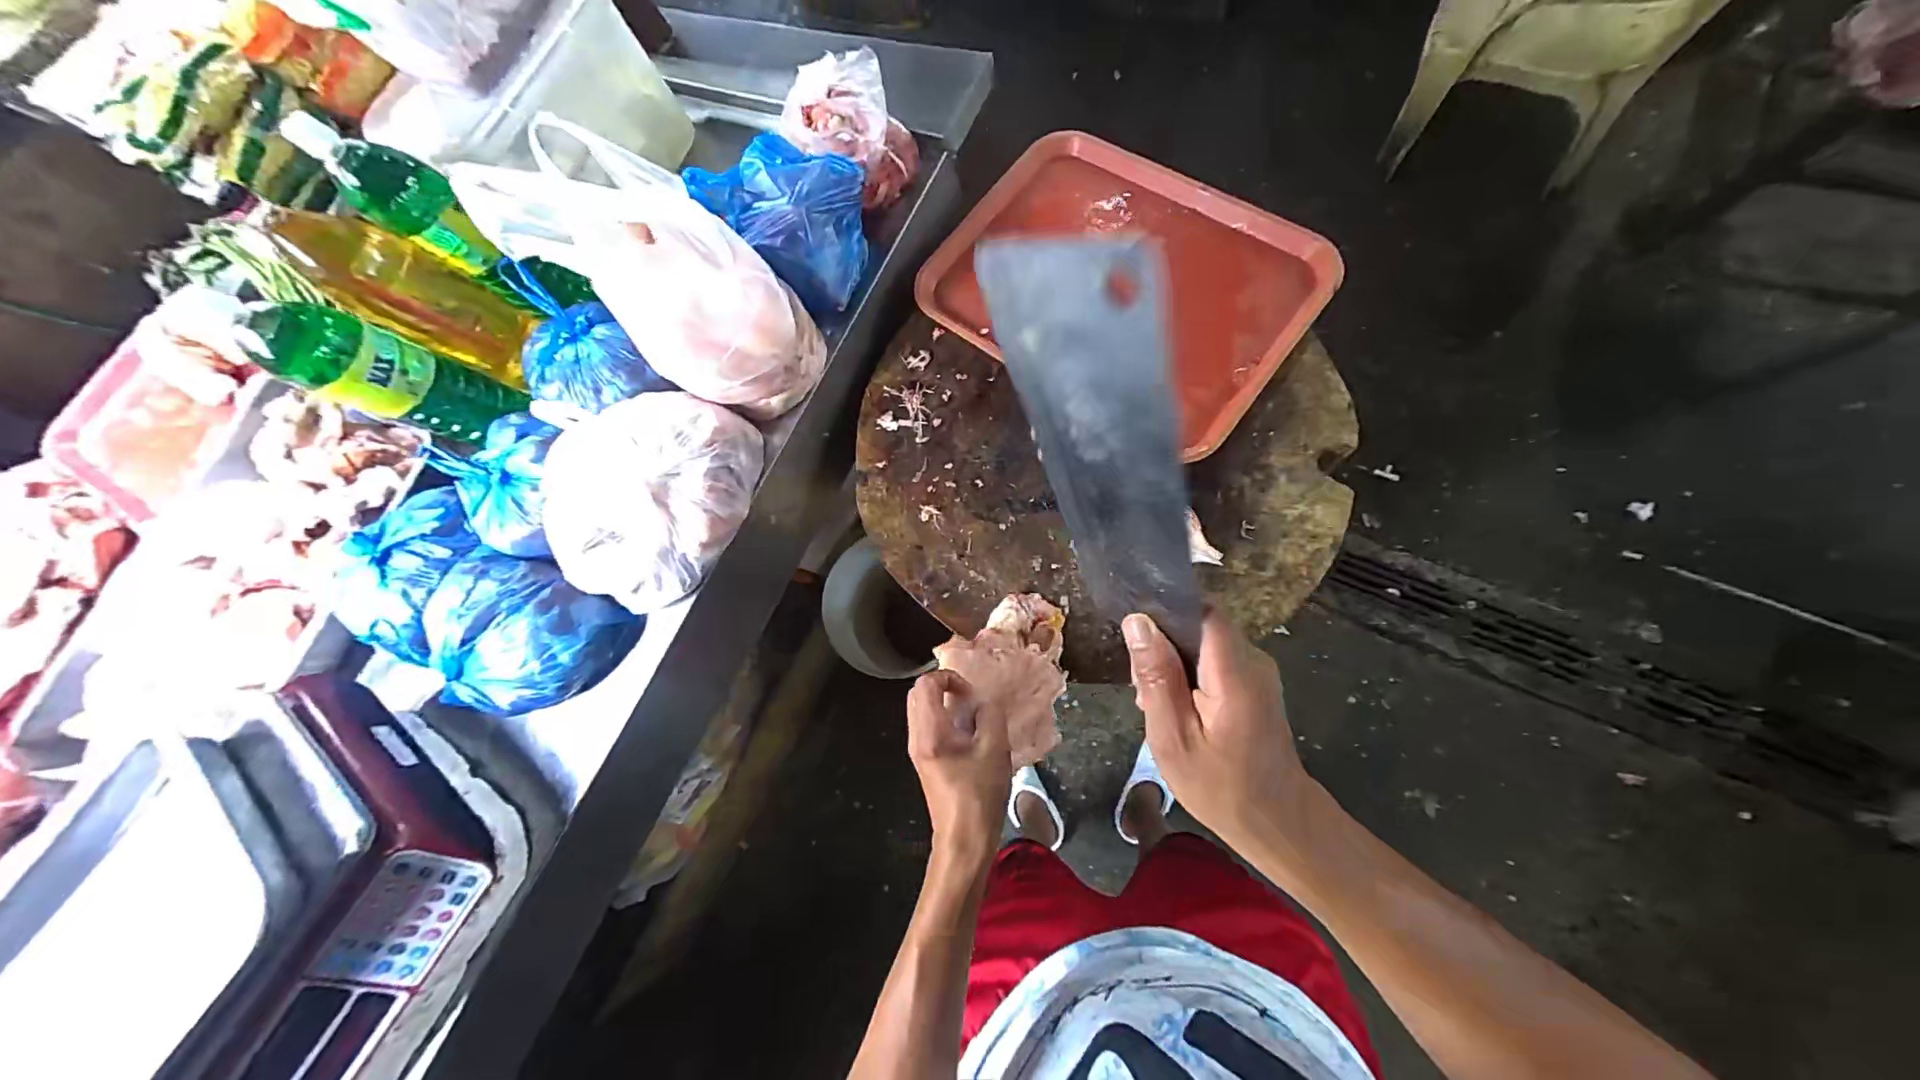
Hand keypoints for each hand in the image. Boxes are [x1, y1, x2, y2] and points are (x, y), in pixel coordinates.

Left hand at [907, 670, 1010, 865]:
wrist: (964, 838)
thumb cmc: (979, 794)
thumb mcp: (995, 749)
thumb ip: (991, 715)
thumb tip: (984, 701)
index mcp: (930, 731)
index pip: (926, 684)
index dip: (949, 678)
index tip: (971, 693)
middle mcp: (916, 737)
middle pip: (918, 693)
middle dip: (944, 687)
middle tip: (970, 699)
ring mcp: (917, 750)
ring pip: (921, 710)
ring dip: (944, 703)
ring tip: (972, 716)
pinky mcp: (925, 761)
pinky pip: (927, 726)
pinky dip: (944, 719)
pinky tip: (968, 735)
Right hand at [1123, 609, 1308, 849]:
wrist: (1276, 822)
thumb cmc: (1220, 787)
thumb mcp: (1173, 738)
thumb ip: (1156, 676)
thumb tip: (1137, 621)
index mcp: (1235, 674)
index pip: (1203, 611)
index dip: (1167, 612)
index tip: (1136, 636)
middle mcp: (1253, 661)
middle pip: (1199, 626)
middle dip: (1163, 645)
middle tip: (1142, 690)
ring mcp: (1258, 671)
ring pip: (1203, 642)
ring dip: (1173, 663)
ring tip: (1155, 704)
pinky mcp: (1254, 682)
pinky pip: (1213, 660)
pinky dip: (1188, 676)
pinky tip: (1176, 708)